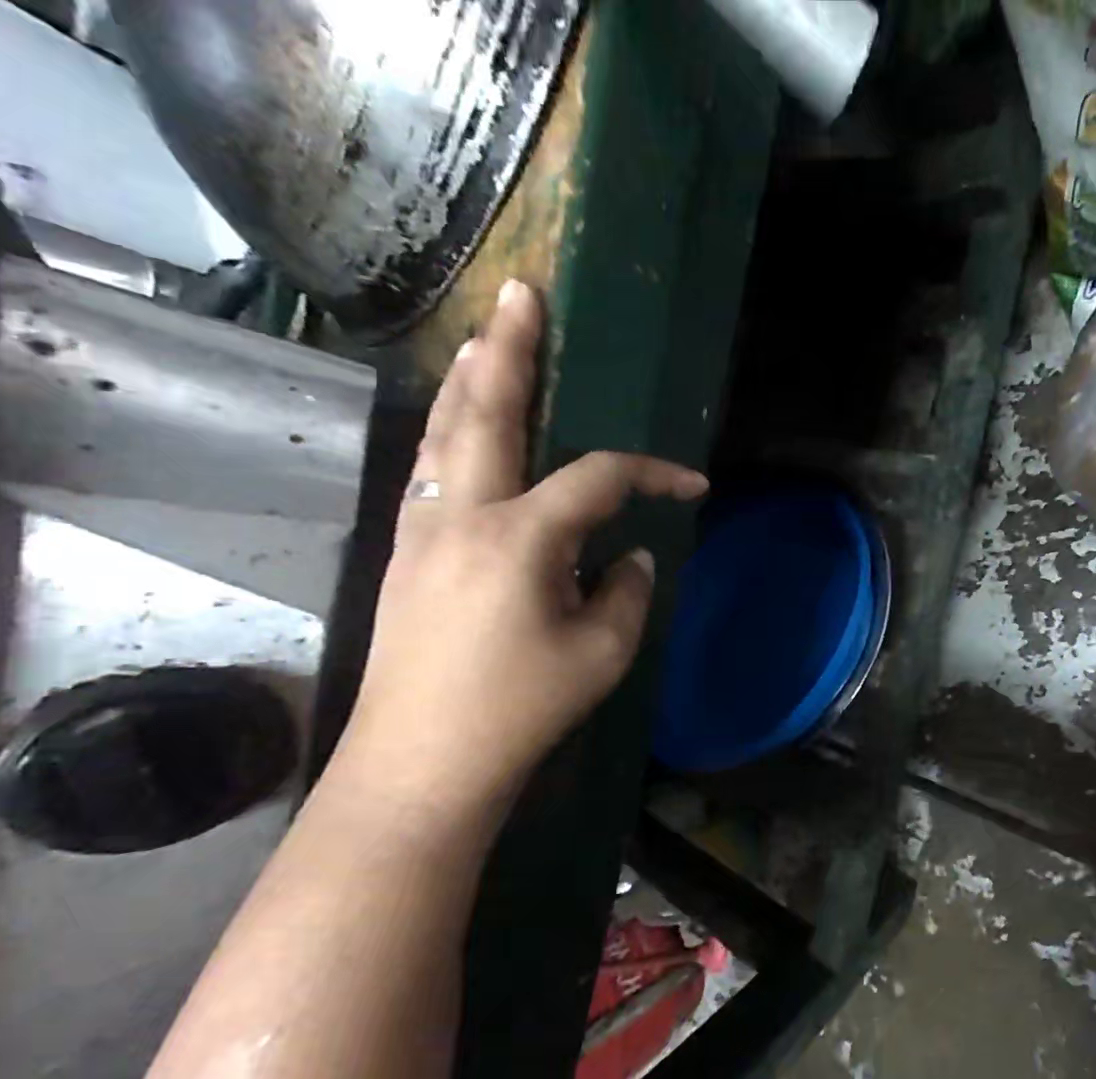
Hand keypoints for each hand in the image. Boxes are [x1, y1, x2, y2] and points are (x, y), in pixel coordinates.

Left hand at [339, 280, 708, 812]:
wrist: (421, 763)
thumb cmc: (521, 708)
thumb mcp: (603, 651)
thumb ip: (627, 589)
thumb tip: (629, 556)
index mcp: (521, 537)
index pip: (600, 479)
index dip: (652, 472)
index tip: (692, 483)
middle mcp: (463, 516)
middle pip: (487, 414)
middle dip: (510, 350)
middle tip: (520, 297)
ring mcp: (422, 531)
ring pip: (442, 434)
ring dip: (468, 381)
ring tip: (484, 339)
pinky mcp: (404, 553)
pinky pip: (427, 470)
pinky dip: (446, 431)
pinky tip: (456, 423)